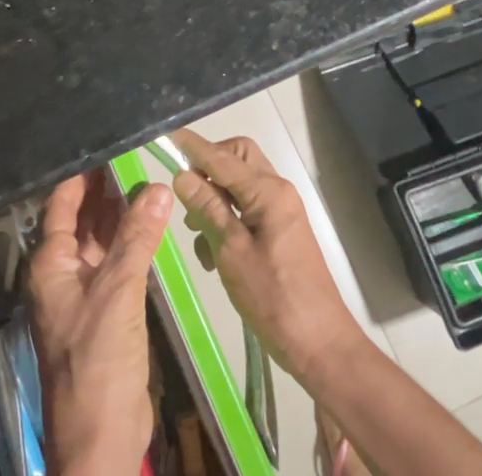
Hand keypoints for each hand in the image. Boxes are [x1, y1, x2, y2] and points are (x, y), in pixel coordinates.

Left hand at [28, 170, 173, 475]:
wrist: (100, 433)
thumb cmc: (97, 360)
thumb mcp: (117, 293)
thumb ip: (136, 240)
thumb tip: (156, 188)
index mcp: (49, 265)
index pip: (61, 206)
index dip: (81, 176)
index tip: (106, 146)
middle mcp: (61, 274)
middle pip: (80, 221)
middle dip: (104, 192)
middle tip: (136, 157)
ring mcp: (82, 294)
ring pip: (99, 243)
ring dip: (120, 217)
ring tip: (148, 181)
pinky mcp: (104, 313)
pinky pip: (114, 266)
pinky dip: (130, 246)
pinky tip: (150, 227)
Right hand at [169, 130, 365, 384]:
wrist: (318, 343)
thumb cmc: (273, 297)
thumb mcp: (231, 251)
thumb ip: (207, 209)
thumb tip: (182, 175)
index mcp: (268, 192)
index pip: (222, 157)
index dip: (191, 147)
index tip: (163, 137)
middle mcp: (277, 192)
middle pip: (237, 159)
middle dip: (207, 169)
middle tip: (183, 195)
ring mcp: (280, 211)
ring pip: (238, 185)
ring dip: (213, 200)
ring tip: (197, 237)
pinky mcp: (279, 231)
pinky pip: (245, 209)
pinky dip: (225, 221)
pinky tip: (212, 255)